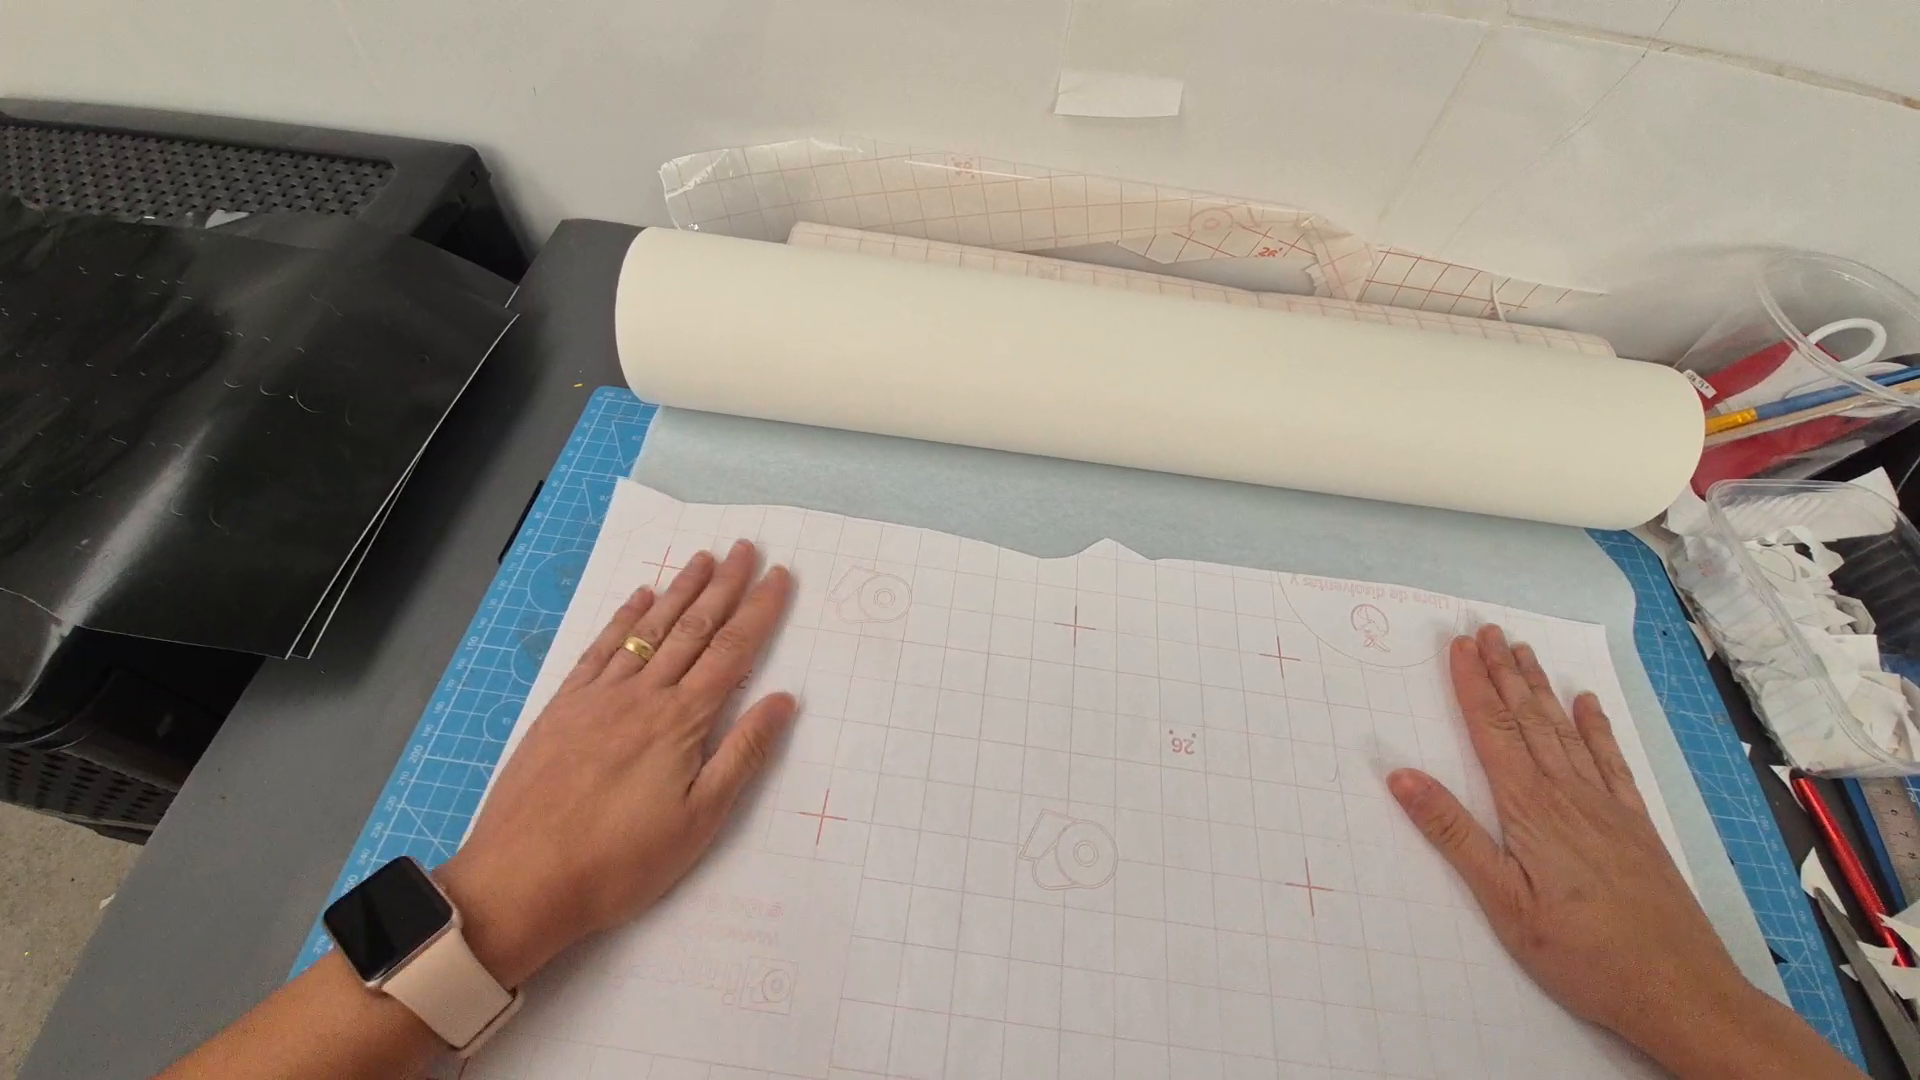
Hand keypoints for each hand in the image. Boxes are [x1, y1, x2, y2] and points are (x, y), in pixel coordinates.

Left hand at [437, 541, 794, 986]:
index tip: (780, 576)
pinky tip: (637, 597)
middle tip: (744, 547)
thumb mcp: (698, 821)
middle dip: (724, 585)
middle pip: (693, 628)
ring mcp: (599, 697)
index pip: (733, 652)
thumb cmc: (619, 862)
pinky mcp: (564, 707)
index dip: (760, 611)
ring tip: (701, 558)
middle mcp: (644, 695)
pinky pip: (600, 649)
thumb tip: (783, 700)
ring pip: (649, 629)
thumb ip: (742, 754)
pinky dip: (621, 618)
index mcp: (681, 721)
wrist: (517, 884)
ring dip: (679, 590)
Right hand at [1386, 626, 1779, 1068]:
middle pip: (1529, 720)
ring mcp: (1607, 808)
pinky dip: (1597, 729)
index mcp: (1529, 808)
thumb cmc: (1581, 953)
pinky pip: (1612, 764)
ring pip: (1566, 733)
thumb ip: (1452, 835)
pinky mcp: (1635, 827)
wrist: (1686, 998)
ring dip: (1542, 689)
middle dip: (1505, 673)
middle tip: (1490, 630)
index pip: (1493, 731)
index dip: (1473, 685)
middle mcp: (1568, 795)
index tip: (1460, 645)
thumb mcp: (1502, 902)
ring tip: (1525, 652)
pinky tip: (1589, 704)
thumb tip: (1401, 775)